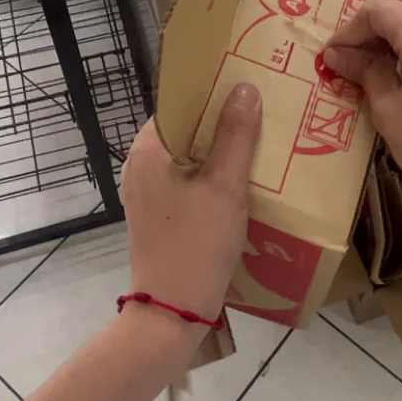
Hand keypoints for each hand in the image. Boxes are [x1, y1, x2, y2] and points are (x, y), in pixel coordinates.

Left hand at [119, 83, 261, 321]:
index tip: (245, 91)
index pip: (179, 105)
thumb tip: (244, 88)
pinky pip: (187, 185)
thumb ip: (236, 134)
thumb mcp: (225, 185)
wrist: (172, 312)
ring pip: (188, 160)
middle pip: (185, 132)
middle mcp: (140, 167)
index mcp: (148, 150)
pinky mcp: (158, 217)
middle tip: (261, 118)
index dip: (211, 96)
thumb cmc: (197, 243)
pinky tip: (242, 186)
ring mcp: (147, 195)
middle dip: (220, 126)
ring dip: (219, 155)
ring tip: (258, 148)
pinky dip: (211, 180)